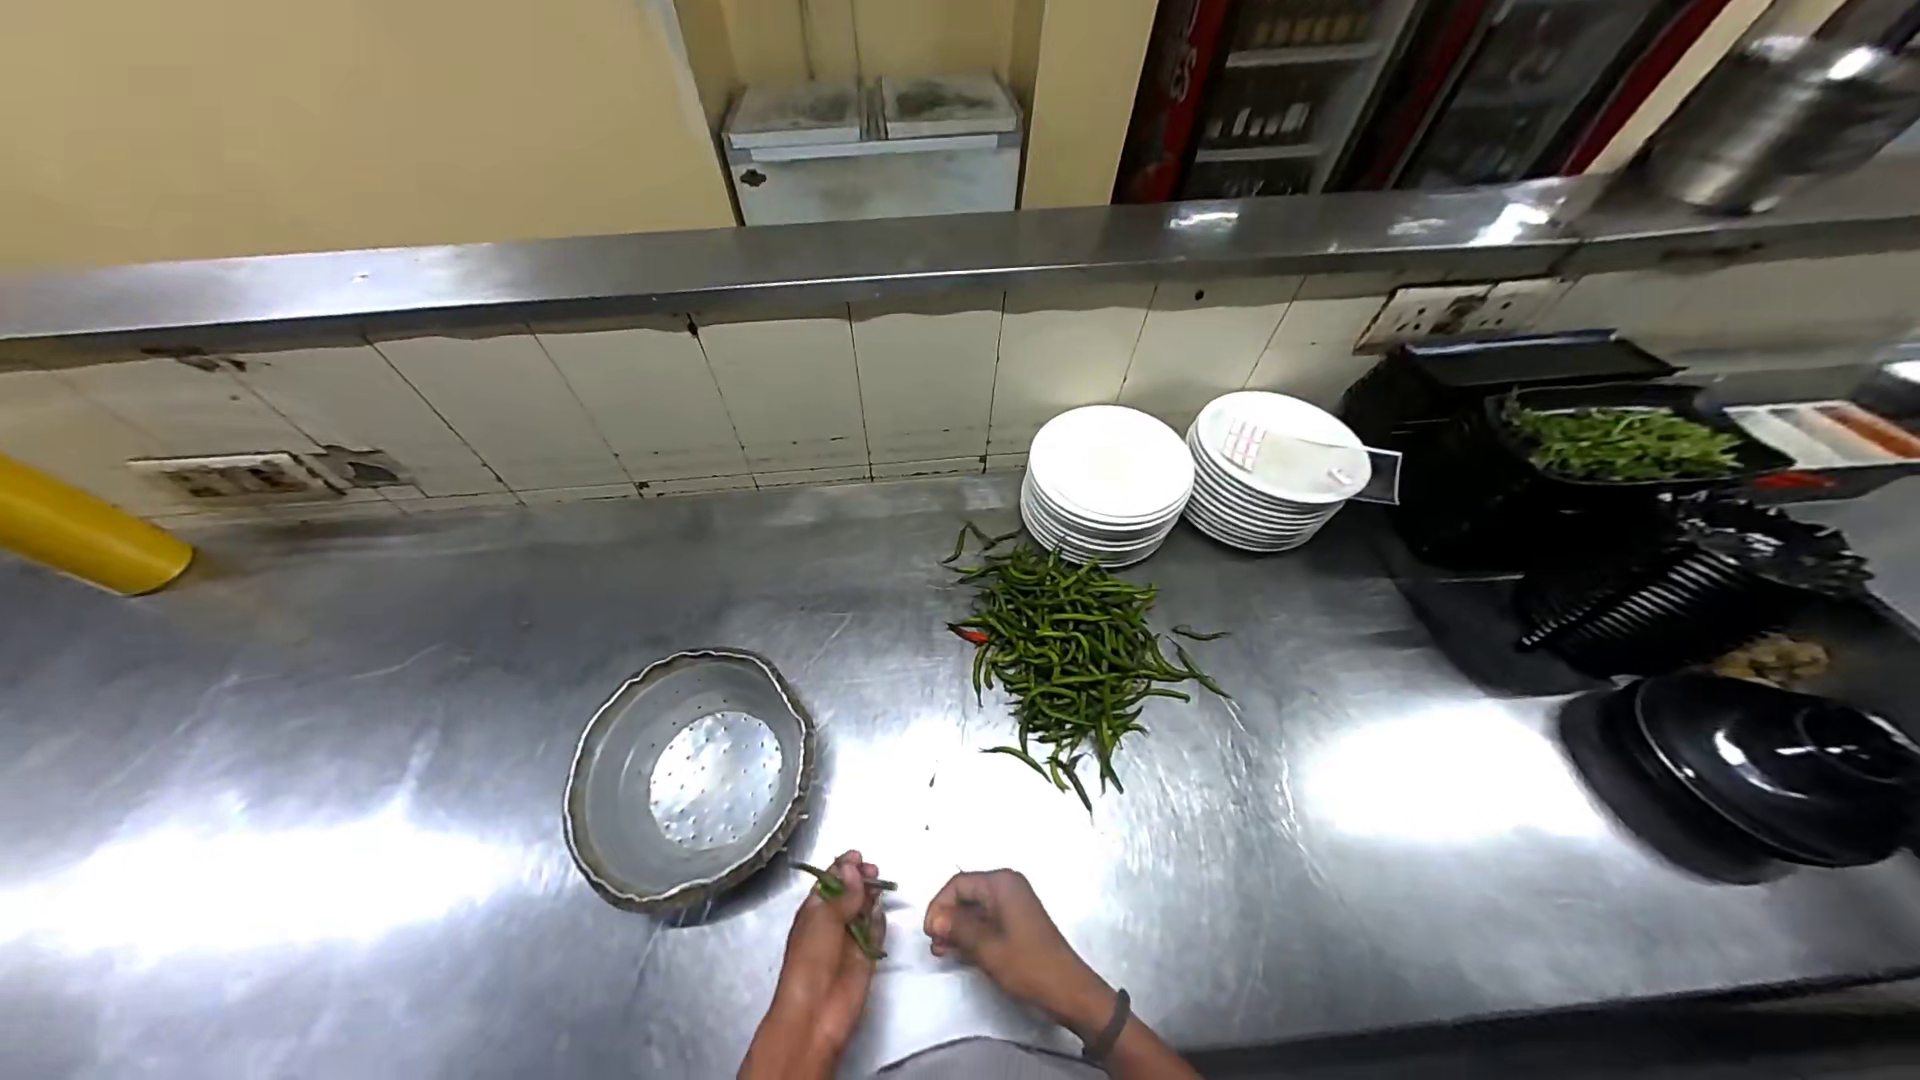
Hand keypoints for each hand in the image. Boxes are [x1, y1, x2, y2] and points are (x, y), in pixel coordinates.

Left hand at [739, 850, 885, 1079]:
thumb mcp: (824, 919)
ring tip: (879, 885)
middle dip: (861, 878)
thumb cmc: (810, 960)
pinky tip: (881, 912)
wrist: (815, 1012)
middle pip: (850, 891)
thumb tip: (854, 868)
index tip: (857, 855)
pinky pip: (877, 931)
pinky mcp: (867, 954)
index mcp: (815, 910)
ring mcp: (850, 938)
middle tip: (873, 870)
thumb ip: (844, 894)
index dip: (843, 866)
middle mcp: (833, 921)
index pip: (830, 880)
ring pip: (865, 908)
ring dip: (871, 895)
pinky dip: (880, 920)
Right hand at [924, 869, 1114, 1039]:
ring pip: (975, 909)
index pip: (958, 884)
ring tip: (942, 951)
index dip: (939, 905)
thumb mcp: (987, 948)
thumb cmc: (1028, 965)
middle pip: (966, 894)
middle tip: (935, 944)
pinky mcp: (1016, 921)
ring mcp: (1013, 903)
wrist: (1068, 990)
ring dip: (957, 928)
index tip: (929, 933)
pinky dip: (971, 934)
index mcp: (1001, 883)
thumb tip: (935, 918)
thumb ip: (958, 928)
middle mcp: (1007, 886)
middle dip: (947, 917)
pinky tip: (958, 952)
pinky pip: (987, 920)